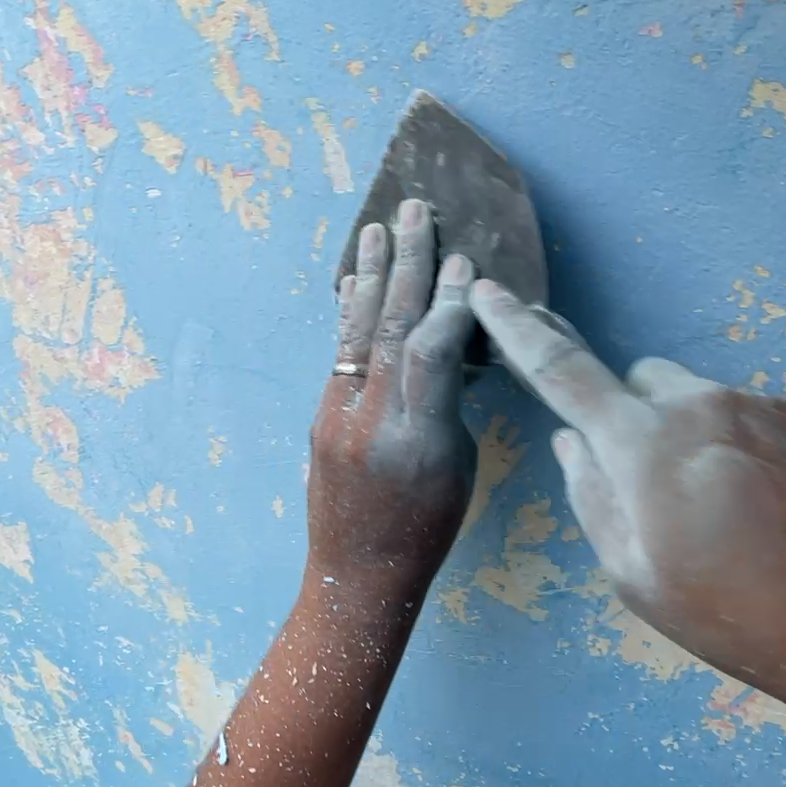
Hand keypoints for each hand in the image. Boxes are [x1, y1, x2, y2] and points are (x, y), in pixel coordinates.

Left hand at [309, 200, 477, 597]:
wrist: (357, 573)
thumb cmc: (426, 527)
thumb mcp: (458, 466)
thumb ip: (448, 402)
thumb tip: (445, 348)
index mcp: (419, 440)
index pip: (429, 353)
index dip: (449, 304)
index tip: (465, 264)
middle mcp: (372, 420)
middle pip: (390, 328)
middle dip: (406, 265)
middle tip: (414, 212)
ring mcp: (337, 416)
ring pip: (358, 332)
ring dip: (372, 275)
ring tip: (377, 227)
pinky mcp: (320, 417)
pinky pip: (339, 353)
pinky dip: (349, 312)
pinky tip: (353, 281)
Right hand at [471, 280, 785, 705]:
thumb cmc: (735, 616)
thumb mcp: (635, 577)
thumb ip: (592, 497)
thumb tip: (570, 439)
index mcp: (643, 445)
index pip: (563, 371)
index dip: (518, 328)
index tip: (489, 290)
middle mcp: (698, 402)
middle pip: (640, 380)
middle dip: (636, 415)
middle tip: (665, 485)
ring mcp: (760, 399)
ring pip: (700, 397)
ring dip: (697, 431)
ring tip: (736, 502)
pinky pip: (755, 409)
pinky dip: (750, 441)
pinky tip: (781, 497)